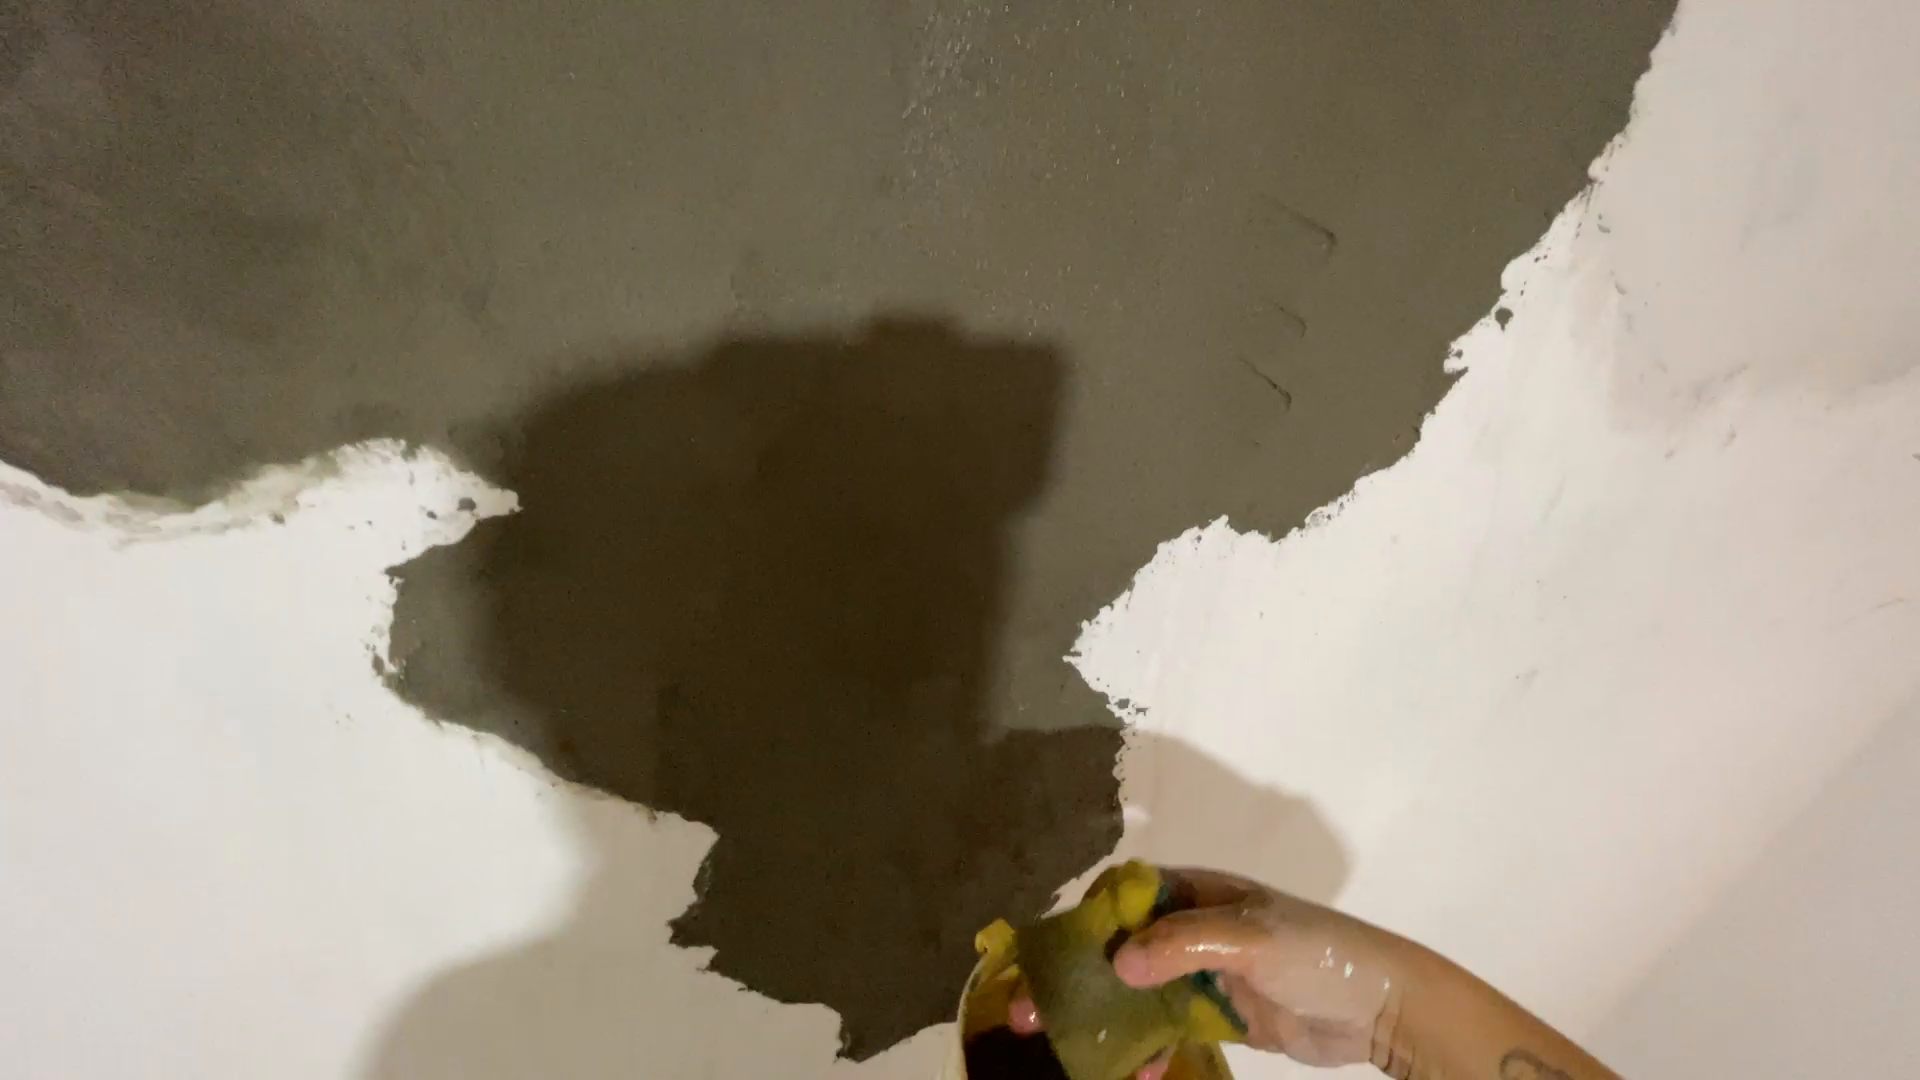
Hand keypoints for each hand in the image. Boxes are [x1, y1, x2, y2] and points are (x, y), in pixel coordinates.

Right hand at [1009, 867, 1402, 1077]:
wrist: (1381, 1008)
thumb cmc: (1313, 950)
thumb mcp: (1249, 936)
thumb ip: (1183, 942)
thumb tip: (1118, 961)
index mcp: (1194, 891)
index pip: (1125, 893)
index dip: (1086, 916)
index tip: (1051, 949)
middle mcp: (1188, 926)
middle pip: (1121, 943)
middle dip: (1079, 972)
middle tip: (1031, 1005)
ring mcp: (1199, 972)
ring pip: (1137, 990)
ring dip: (1104, 1014)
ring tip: (1066, 1045)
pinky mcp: (1215, 1014)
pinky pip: (1166, 1027)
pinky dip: (1146, 1047)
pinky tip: (1135, 1072)